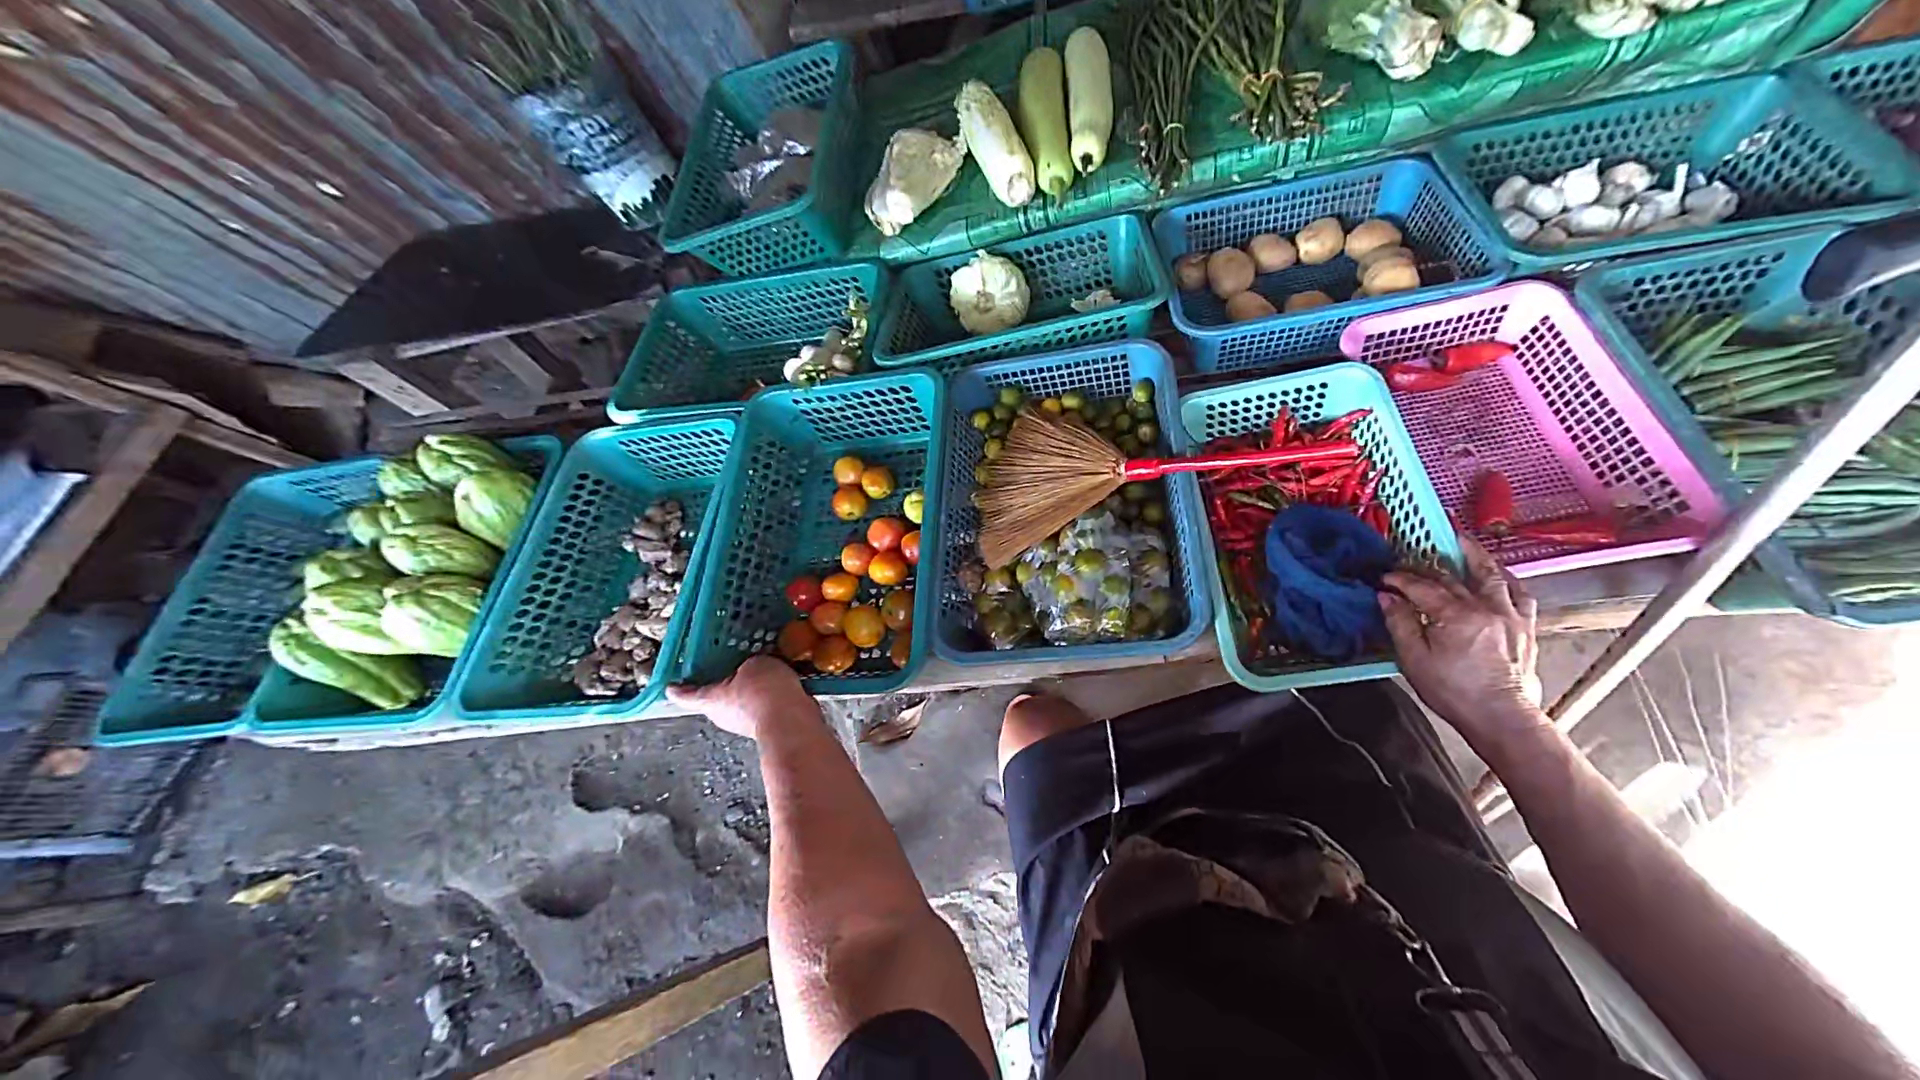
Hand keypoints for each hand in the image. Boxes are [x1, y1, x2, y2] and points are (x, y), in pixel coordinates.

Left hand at [668, 655, 812, 740]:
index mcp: (711, 700)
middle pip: (719, 694)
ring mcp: (748, 722)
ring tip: (771, 665)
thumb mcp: (755, 662)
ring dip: (755, 686)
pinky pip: (770, 703)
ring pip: (747, 698)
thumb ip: (751, 660)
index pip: (687, 694)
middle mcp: (725, 715)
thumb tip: (757, 661)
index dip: (678, 687)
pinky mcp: (771, 723)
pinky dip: (776, 693)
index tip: (671, 684)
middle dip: (727, 679)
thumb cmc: (764, 695)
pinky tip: (788, 679)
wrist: (793, 720)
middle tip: (735, 659)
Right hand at [1379, 531, 1548, 752]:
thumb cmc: (1453, 691)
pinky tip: (1500, 577)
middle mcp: (1485, 608)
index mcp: (1455, 615)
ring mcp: (1510, 616)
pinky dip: (1508, 581)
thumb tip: (1387, 597)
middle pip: (1453, 577)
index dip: (1400, 579)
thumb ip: (1400, 623)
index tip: (1385, 578)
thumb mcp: (1413, 659)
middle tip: (1412, 560)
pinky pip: (1521, 595)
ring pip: (1493, 576)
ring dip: (1475, 557)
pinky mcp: (1526, 628)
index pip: (1422, 586)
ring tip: (1463, 544)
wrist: (1501, 717)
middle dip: (1428, 566)